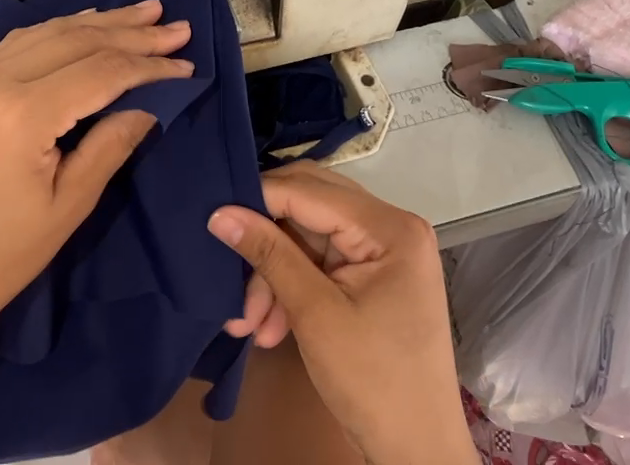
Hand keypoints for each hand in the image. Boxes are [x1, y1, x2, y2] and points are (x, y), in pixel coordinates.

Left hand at [0, 0, 193, 321]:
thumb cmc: (7, 251)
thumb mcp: (72, 203)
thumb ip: (113, 143)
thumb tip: (152, 103)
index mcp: (21, 114)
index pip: (100, 72)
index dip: (148, 67)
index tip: (186, 65)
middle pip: (76, 40)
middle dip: (131, 33)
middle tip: (177, 27)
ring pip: (49, 32)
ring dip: (100, 22)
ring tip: (146, 13)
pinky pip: (21, 42)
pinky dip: (61, 28)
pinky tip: (89, 21)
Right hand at [207, 163, 472, 464]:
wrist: (416, 452)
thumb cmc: (373, 380)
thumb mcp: (314, 313)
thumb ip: (268, 253)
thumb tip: (219, 212)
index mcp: (389, 227)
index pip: (309, 191)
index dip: (258, 200)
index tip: (212, 219)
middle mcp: (389, 227)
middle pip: (307, 208)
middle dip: (265, 243)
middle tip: (228, 267)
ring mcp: (380, 253)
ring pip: (305, 239)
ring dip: (272, 275)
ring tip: (245, 324)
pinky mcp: (369, 277)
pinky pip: (316, 264)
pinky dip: (289, 290)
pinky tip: (266, 329)